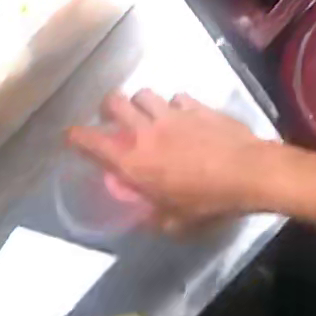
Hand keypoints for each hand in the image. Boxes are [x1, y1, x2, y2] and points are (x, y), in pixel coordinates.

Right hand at [67, 90, 279, 227]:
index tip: (70, 135)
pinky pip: (177, 97)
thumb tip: (146, 212)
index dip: (76, 137)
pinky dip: (174, 105)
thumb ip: (152, 214)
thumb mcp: (172, 222)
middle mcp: (146, 130)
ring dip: (141, 102)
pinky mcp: (196, 105)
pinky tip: (182, 116)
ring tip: (147, 115)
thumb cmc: (205, 203)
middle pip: (114, 101)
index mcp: (132, 160)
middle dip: (108, 107)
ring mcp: (172, 112)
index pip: (91, 142)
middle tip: (111, 118)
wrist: (245, 171)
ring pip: (145, 93)